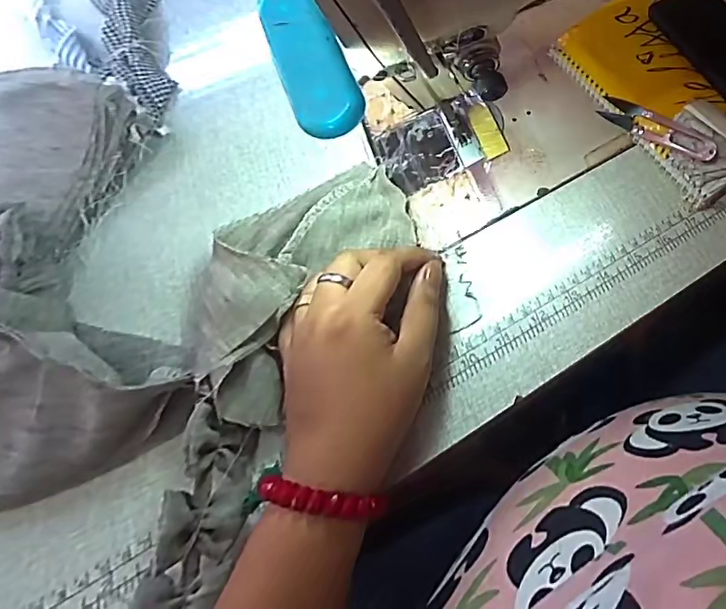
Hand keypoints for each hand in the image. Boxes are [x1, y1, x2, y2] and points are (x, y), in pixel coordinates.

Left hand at [278, 248, 442, 493]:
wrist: (331, 468)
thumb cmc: (382, 412)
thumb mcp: (416, 358)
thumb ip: (425, 306)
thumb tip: (431, 269)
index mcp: (352, 314)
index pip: (384, 264)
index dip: (414, 257)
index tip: (436, 263)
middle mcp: (318, 313)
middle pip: (347, 261)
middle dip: (381, 259)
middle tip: (409, 275)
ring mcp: (298, 331)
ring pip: (321, 279)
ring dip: (352, 273)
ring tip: (380, 290)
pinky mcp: (289, 349)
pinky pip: (302, 305)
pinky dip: (326, 295)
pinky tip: (346, 311)